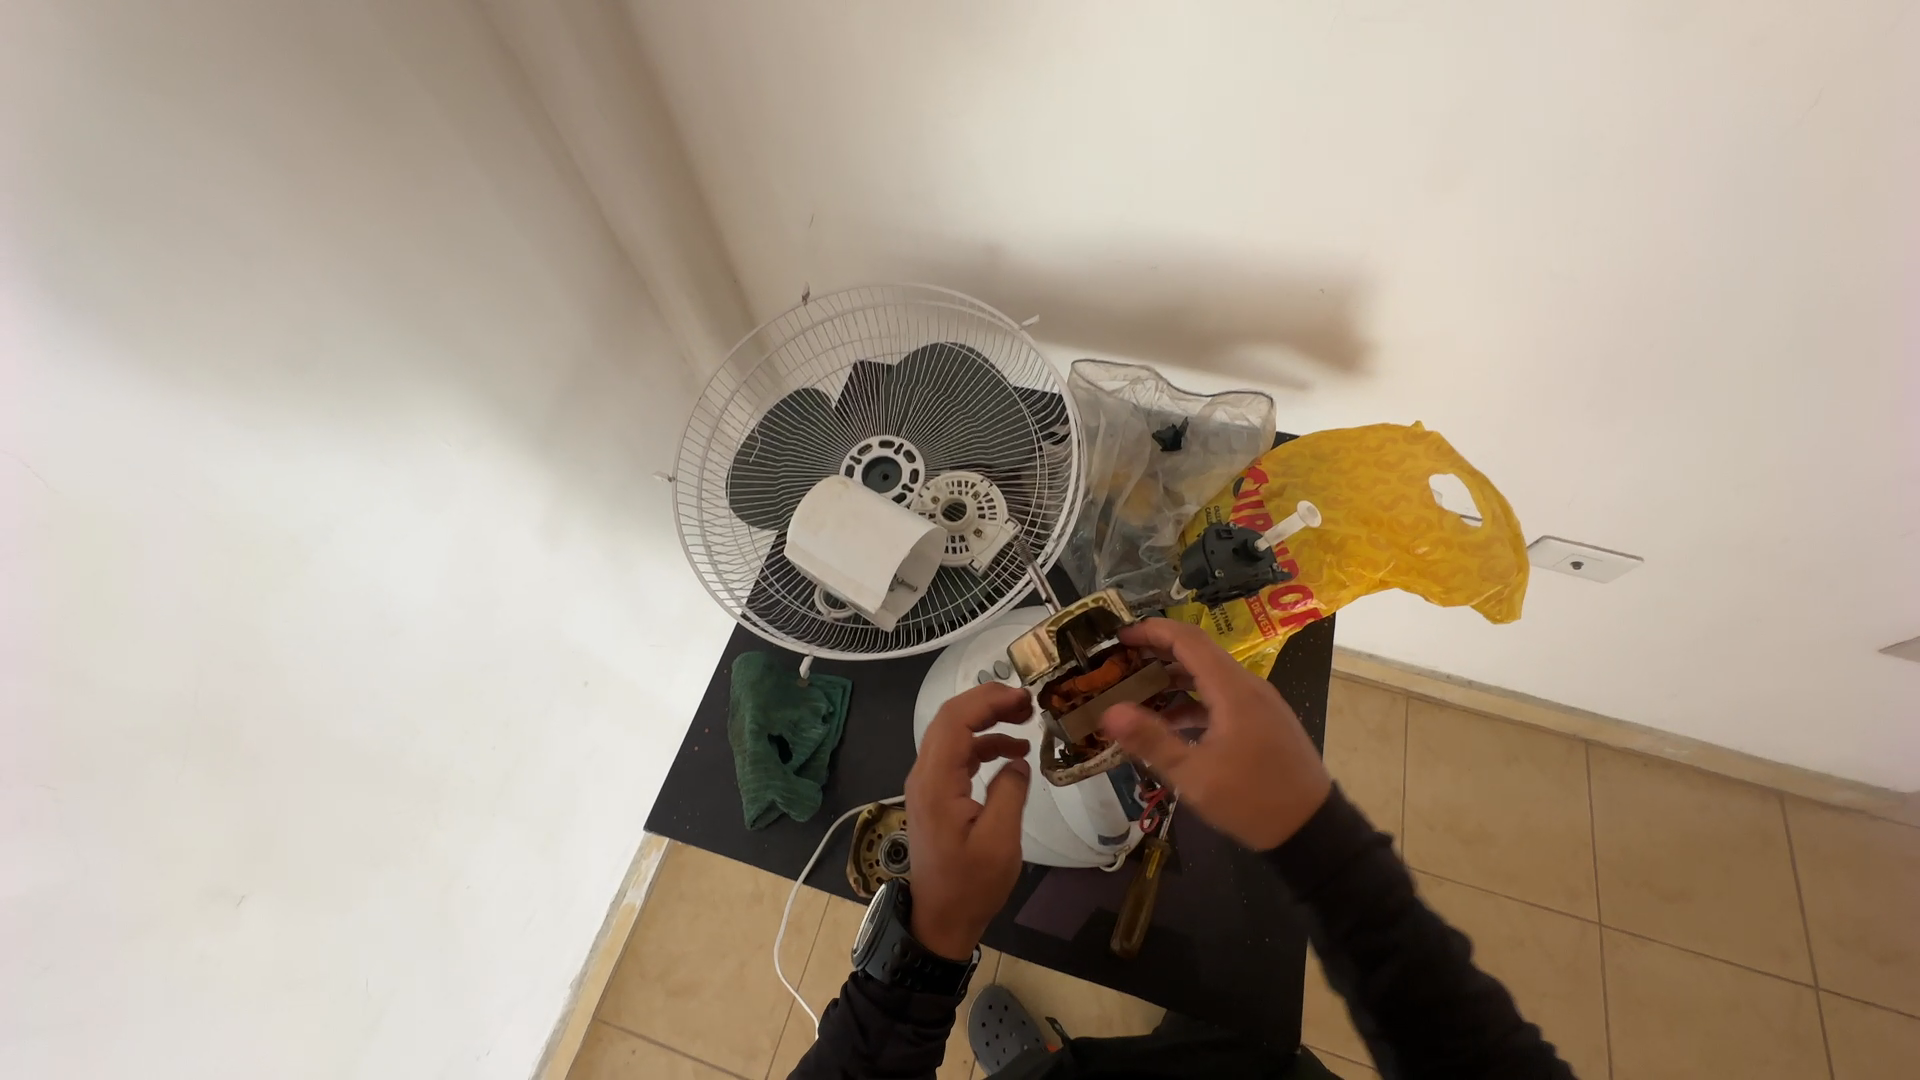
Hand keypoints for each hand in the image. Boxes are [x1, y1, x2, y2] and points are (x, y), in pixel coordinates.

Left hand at [904, 682, 1032, 960]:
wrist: (939, 920)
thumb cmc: (970, 885)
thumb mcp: (1000, 842)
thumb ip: (1010, 792)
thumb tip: (1017, 760)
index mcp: (936, 781)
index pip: (954, 720)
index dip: (987, 700)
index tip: (1023, 697)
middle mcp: (925, 774)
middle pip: (950, 719)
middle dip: (988, 702)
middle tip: (1027, 702)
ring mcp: (927, 783)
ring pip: (953, 734)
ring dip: (987, 721)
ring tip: (1025, 721)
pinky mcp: (936, 793)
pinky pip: (957, 754)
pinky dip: (983, 744)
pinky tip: (1012, 752)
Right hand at [1101, 618, 1331, 851]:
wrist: (1314, 830)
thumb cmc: (1252, 800)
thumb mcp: (1194, 775)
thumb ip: (1151, 740)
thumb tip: (1109, 713)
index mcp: (1232, 690)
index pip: (1188, 640)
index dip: (1152, 631)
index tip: (1119, 637)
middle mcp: (1248, 686)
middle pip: (1198, 652)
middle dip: (1158, 651)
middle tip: (1121, 661)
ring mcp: (1259, 703)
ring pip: (1210, 674)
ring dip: (1174, 676)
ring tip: (1138, 689)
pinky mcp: (1263, 720)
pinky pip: (1222, 695)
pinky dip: (1193, 699)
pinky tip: (1171, 722)